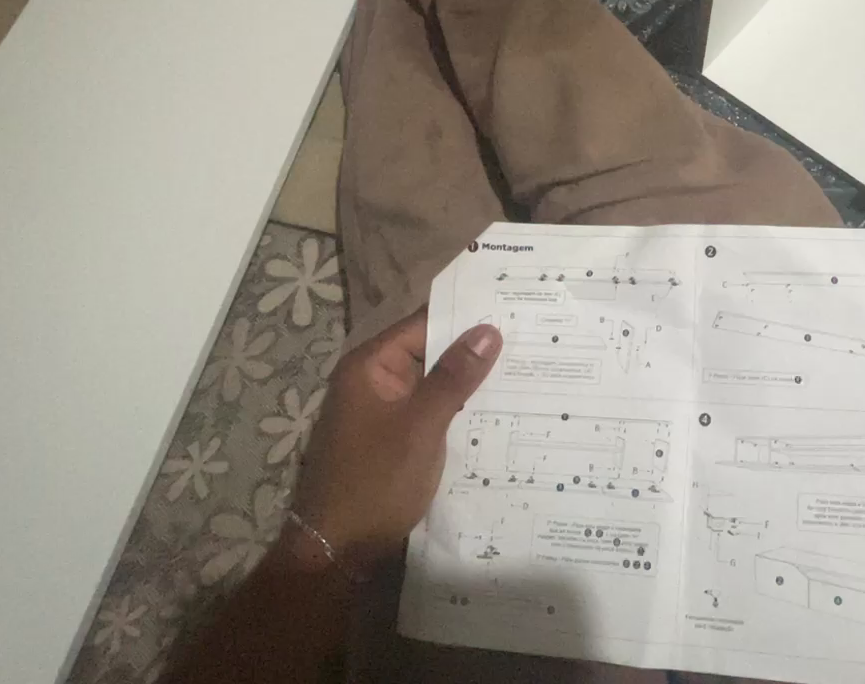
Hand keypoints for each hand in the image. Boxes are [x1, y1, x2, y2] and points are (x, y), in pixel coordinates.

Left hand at [290, 310, 501, 569]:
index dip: (467, 316)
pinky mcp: (394, 436)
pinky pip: (432, 408)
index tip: (512, 308)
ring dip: (470, 380)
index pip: (425, 324)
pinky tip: (497, 407)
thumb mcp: (421, 427)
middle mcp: (374, 380)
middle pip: (431, 351)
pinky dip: (459, 406)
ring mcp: (383, 410)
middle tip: (530, 336)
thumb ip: (455, 377)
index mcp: (370, 367)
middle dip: (475, 348)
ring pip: (435, 382)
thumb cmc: (374, 484)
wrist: (335, 556)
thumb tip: (489, 330)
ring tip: (525, 366)